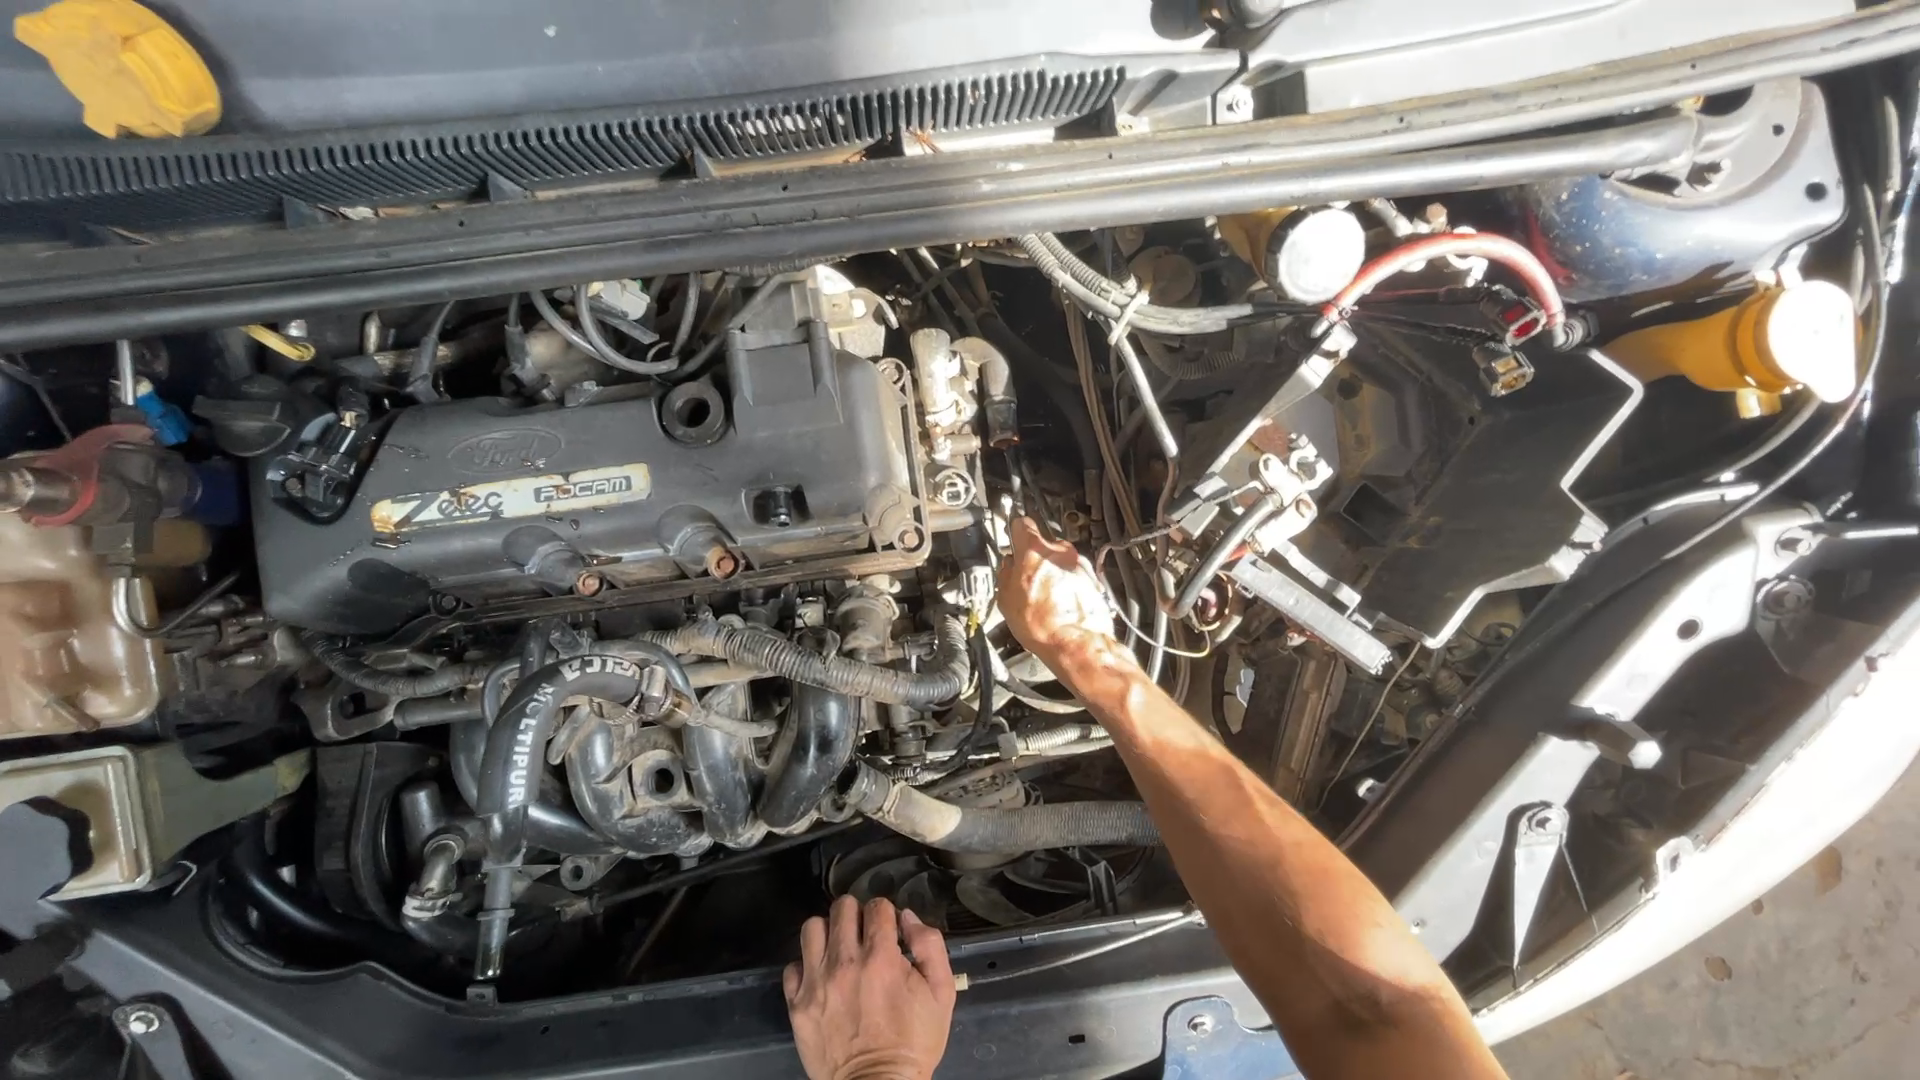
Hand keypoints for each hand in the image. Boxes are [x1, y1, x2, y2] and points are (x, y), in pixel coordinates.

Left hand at [784, 896, 955, 1079]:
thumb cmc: (914, 1041)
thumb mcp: (941, 993)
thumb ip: (930, 945)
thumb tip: (907, 917)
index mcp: (881, 957)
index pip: (876, 906)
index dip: (885, 914)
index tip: (888, 932)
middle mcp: (845, 963)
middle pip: (842, 907)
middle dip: (856, 915)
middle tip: (863, 936)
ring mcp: (816, 984)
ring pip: (812, 928)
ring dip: (828, 933)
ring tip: (838, 950)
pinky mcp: (797, 1006)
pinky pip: (792, 966)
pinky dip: (806, 968)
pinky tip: (820, 979)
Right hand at [997, 516, 1116, 661]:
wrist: (1076, 644)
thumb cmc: (1043, 625)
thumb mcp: (1006, 600)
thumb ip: (1005, 574)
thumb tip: (1008, 567)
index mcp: (1034, 550)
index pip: (1022, 524)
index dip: (1015, 531)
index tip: (1013, 537)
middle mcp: (1060, 551)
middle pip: (1043, 545)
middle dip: (1034, 559)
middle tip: (1025, 580)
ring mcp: (1079, 564)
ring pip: (1059, 561)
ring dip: (1052, 573)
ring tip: (1044, 599)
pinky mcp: (1092, 579)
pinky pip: (1074, 576)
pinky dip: (1067, 585)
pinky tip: (1060, 605)